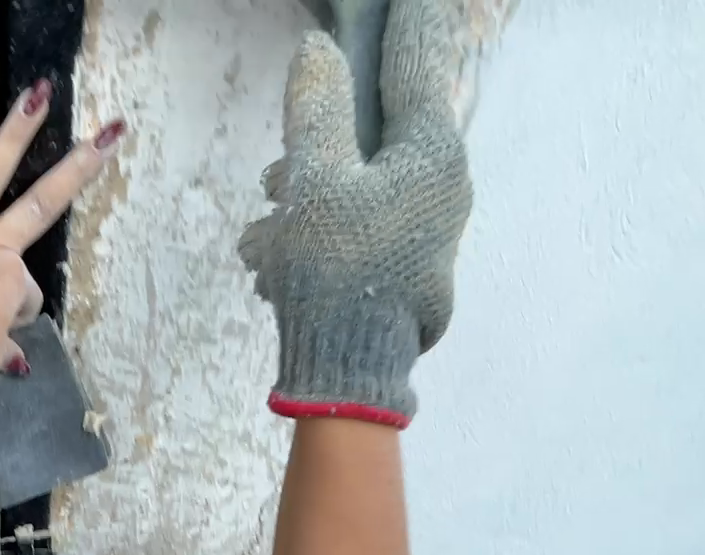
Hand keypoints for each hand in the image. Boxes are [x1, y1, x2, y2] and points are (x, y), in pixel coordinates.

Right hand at [239, 0, 472, 427]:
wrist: (348, 370)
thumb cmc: (335, 271)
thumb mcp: (315, 184)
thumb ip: (317, 112)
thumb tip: (317, 52)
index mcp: (431, 154)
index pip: (419, 67)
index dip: (405, 25)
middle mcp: (440, 188)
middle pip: (375, 138)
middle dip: (317, 152)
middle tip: (274, 179)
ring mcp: (424, 232)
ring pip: (357, 188)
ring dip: (305, 204)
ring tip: (264, 241)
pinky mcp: (403, 269)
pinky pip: (354, 229)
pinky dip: (316, 236)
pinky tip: (279, 263)